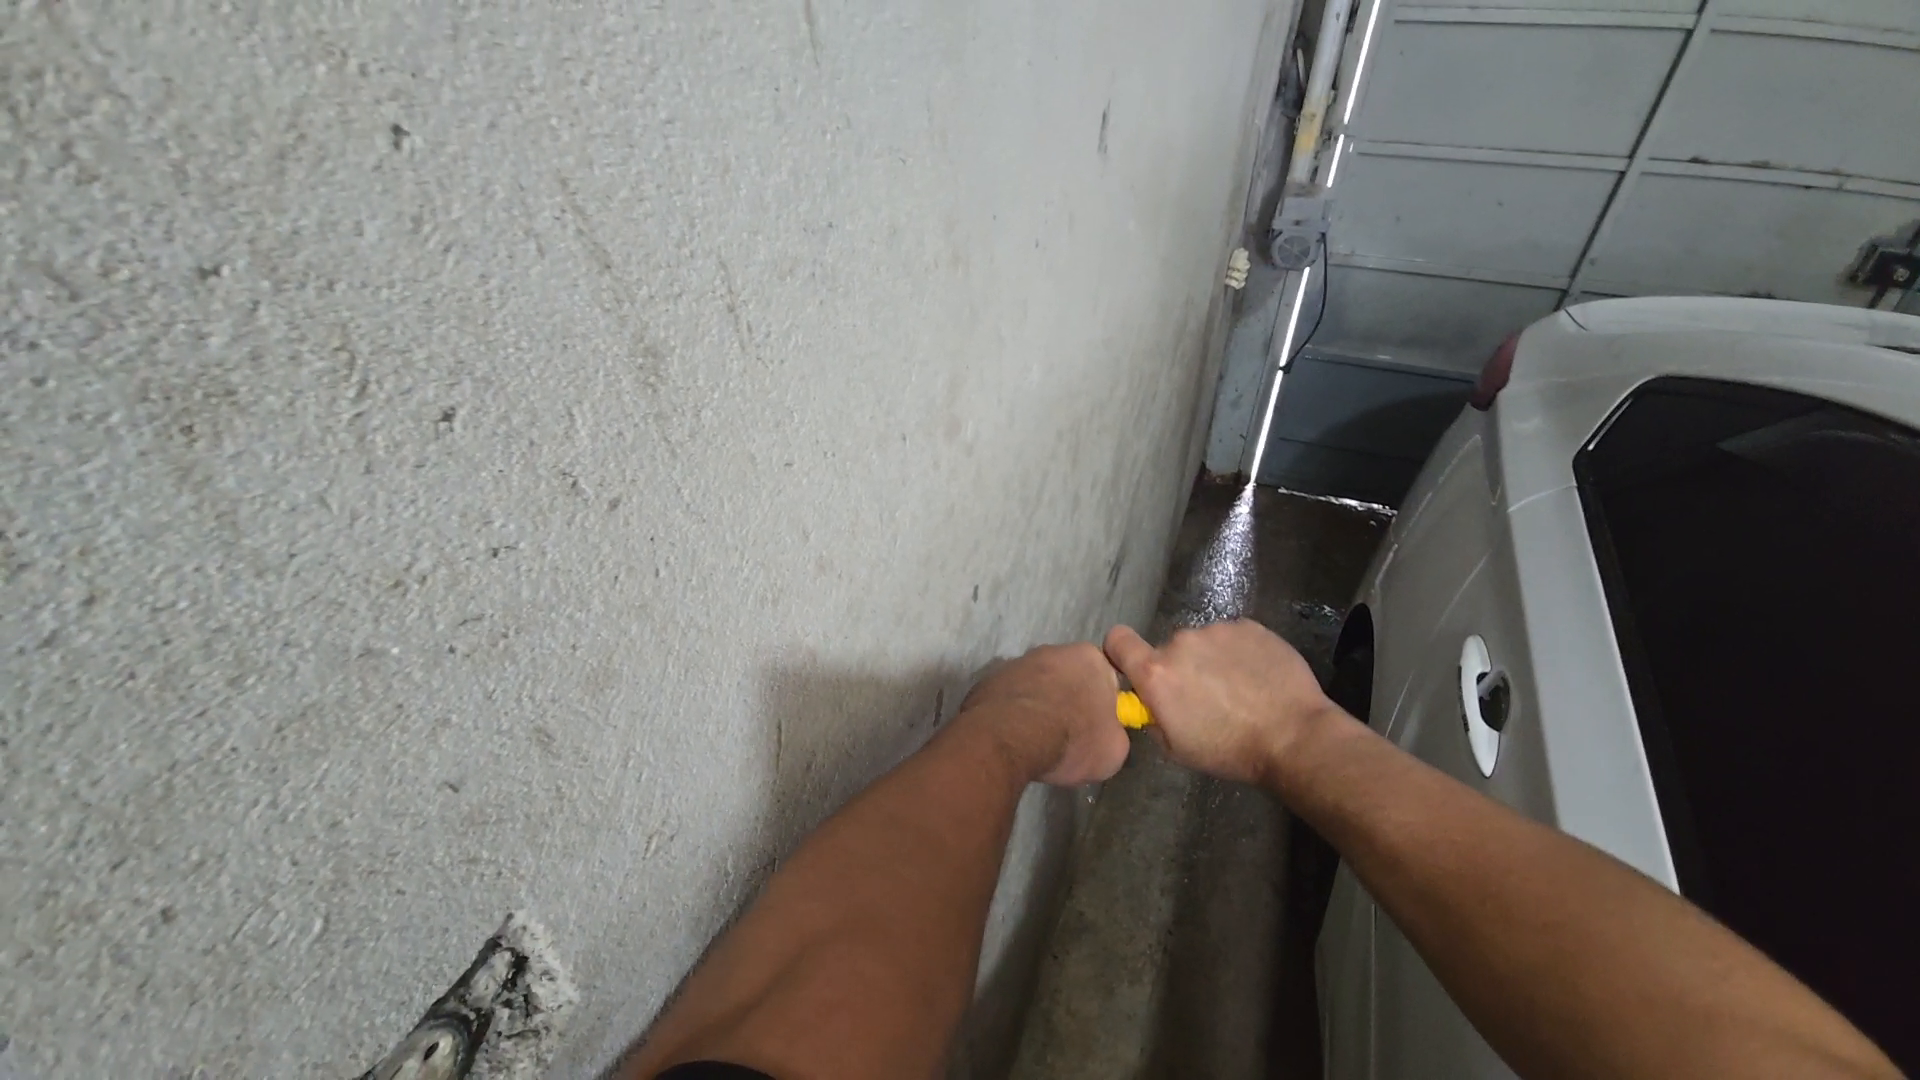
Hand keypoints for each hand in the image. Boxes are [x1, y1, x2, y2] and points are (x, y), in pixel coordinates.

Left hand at [957, 643, 1131, 785]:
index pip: (1104, 675)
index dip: (1101, 701)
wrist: (1010, 740)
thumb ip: (1113, 732)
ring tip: (1035, 738)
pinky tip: (1011, 736)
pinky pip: (1008, 696)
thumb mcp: (1113, 749)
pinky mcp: (988, 679)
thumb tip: (1105, 733)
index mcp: (1090, 658)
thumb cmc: (1071, 740)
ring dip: (1037, 704)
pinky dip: (1011, 712)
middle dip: (1067, 699)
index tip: (1095, 725)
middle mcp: (1052, 650)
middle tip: (1066, 732)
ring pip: (1035, 685)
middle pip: (1067, 676)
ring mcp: (1016, 662)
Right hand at [1103, 620, 1339, 787]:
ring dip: (1210, 660)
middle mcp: (1180, 642)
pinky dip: (1238, 653)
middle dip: (1179, 668)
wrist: (1293, 737)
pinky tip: (1256, 677)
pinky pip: (1232, 637)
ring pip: (1202, 643)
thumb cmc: (1229, 750)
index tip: (1134, 667)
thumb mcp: (1175, 748)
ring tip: (1237, 689)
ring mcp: (1217, 630)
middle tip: (1205, 697)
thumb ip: (1152, 715)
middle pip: (1167, 648)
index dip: (1121, 651)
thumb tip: (1151, 701)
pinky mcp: (1249, 626)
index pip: (1116, 640)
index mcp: (1155, 672)